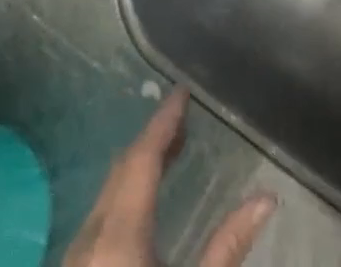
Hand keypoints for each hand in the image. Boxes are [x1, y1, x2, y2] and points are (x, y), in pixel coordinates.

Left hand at [65, 89, 275, 266]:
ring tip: (169, 155)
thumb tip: (267, 198)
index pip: (139, 163)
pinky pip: (97, 223)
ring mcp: (73, 266)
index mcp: (116, 240)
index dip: (162, 124)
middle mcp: (86, 245)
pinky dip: (123, 200)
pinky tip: (140, 210)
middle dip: (149, 143)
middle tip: (183, 118)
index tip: (182, 92)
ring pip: (102, 201)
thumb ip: (227, 250)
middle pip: (116, 177)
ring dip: (135, 173)